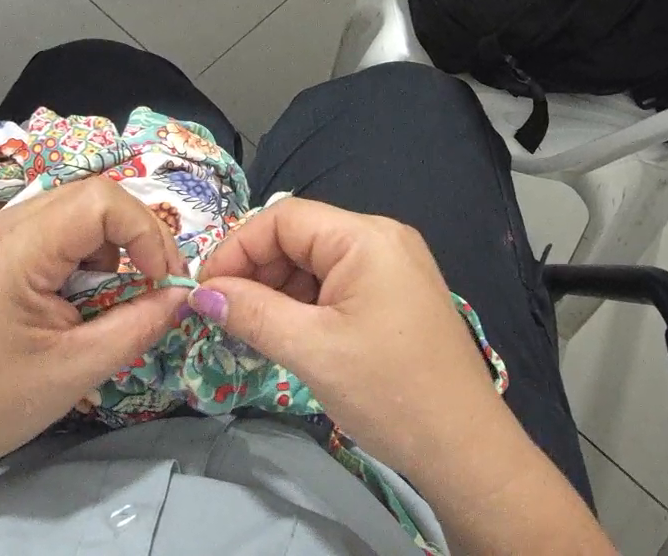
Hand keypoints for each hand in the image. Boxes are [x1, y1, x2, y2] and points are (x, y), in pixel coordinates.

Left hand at [0, 177, 190, 465]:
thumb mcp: (78, 369)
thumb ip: (139, 325)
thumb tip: (185, 295)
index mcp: (16, 250)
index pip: (100, 201)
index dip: (144, 231)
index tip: (163, 280)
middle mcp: (6, 224)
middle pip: (94, 195)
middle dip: (137, 234)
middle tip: (157, 283)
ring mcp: (1, 230)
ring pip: (81, 207)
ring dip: (115, 244)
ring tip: (119, 295)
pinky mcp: (3, 245)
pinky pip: (62, 226)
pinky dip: (91, 252)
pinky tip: (86, 294)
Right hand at [192, 198, 511, 480]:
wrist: (466, 451)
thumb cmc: (389, 392)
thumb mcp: (311, 350)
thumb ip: (251, 312)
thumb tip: (200, 293)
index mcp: (366, 237)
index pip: (284, 218)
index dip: (238, 247)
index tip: (205, 288)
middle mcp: (382, 238)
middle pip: (300, 237)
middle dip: (257, 271)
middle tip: (224, 313)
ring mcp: (393, 265)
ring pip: (315, 262)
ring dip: (278, 290)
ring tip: (251, 329)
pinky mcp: (396, 294)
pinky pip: (337, 283)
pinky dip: (305, 304)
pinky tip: (285, 333)